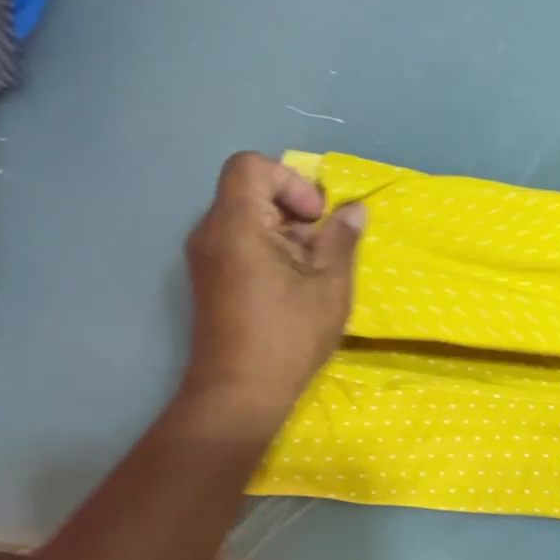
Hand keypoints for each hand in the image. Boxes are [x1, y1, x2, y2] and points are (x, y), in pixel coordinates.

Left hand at [180, 152, 364, 415]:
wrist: (239, 393)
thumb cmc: (288, 335)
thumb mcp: (330, 285)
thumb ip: (342, 239)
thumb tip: (354, 210)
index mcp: (236, 225)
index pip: (251, 166)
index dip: (290, 181)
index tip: (315, 218)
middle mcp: (210, 232)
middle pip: (249, 190)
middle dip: (293, 207)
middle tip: (322, 245)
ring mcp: (205, 256)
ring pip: (246, 217)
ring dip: (284, 230)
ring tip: (311, 268)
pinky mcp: (209, 278)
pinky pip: (239, 241)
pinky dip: (269, 248)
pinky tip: (292, 284)